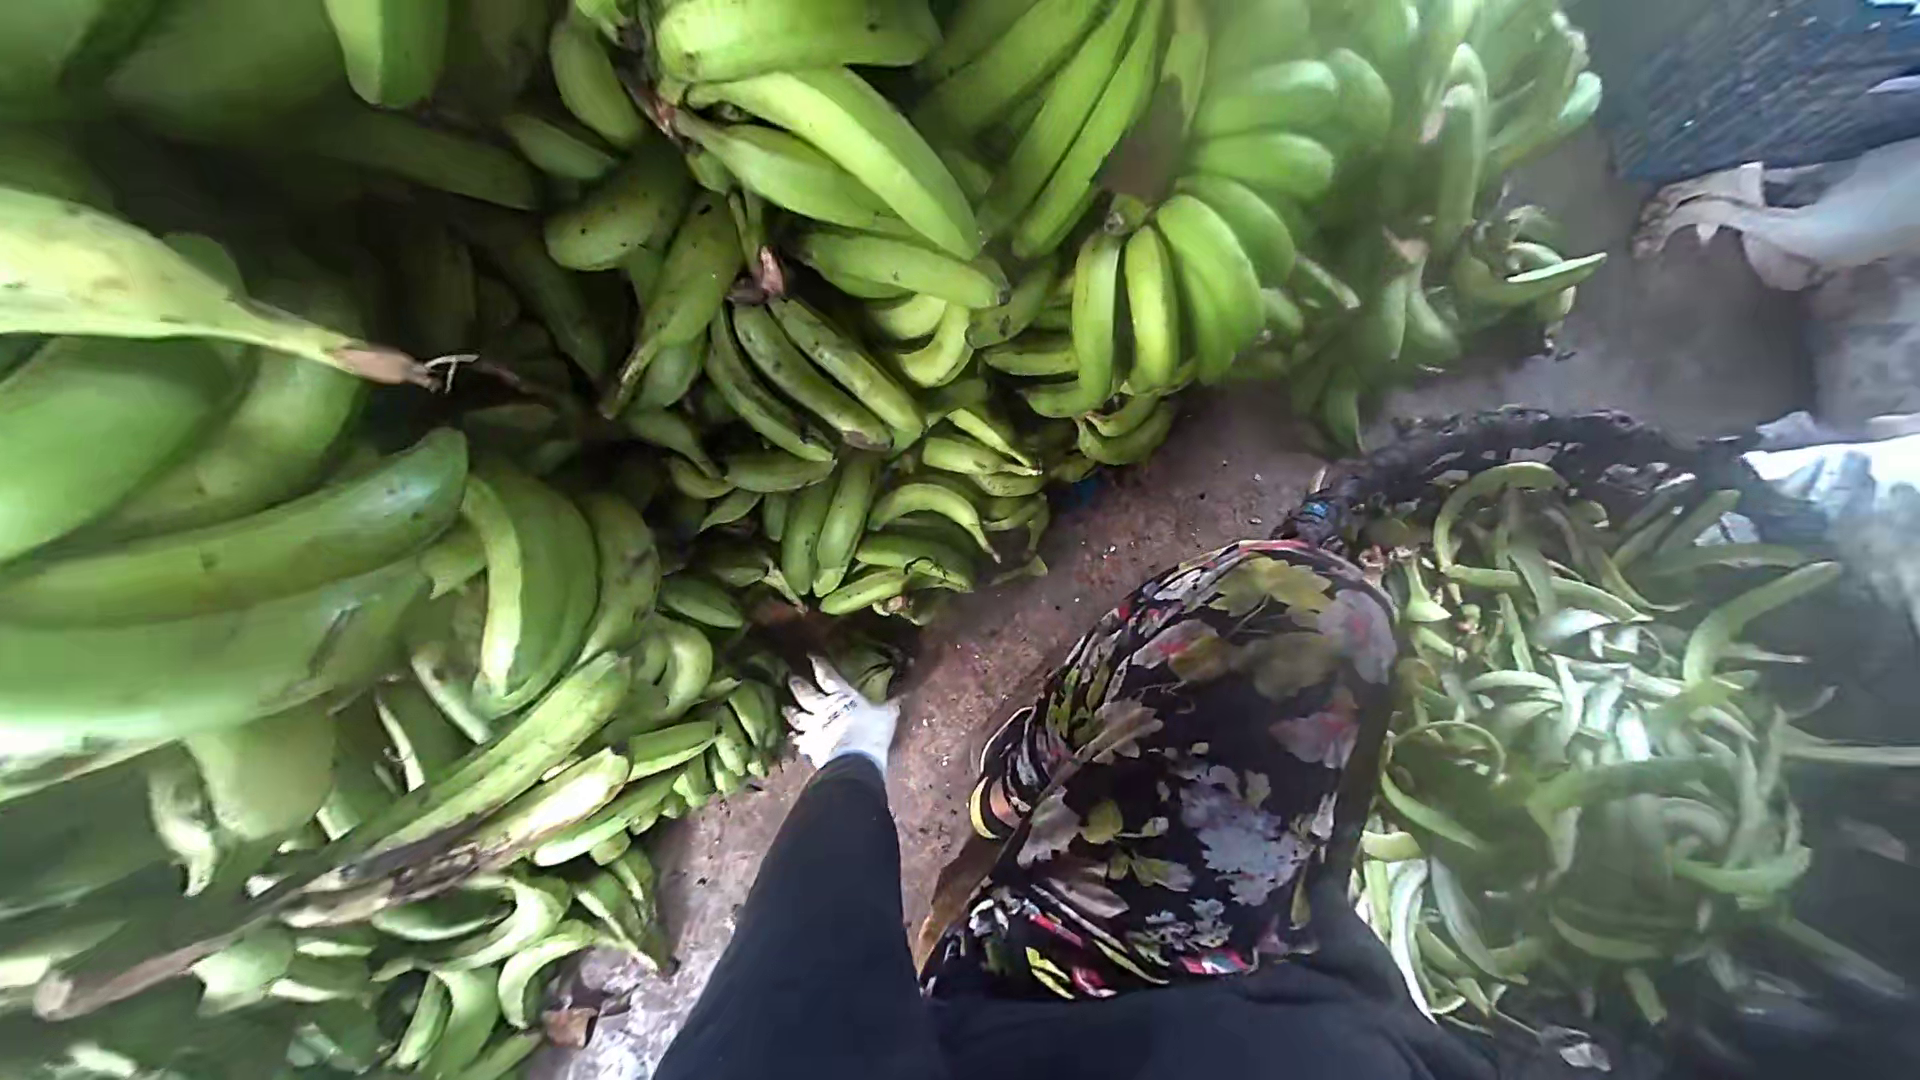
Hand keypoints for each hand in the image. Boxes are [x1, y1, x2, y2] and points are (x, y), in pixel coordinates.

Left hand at [784, 656, 900, 772]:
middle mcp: (823, 708)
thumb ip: (891, 705)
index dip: (819, 665)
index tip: (811, 655)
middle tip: (790, 677)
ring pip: (798, 717)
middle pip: (806, 694)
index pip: (827, 676)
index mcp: (842, 696)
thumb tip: (902, 695)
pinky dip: (796, 739)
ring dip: (791, 712)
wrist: (854, 759)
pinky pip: (800, 741)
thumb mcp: (887, 715)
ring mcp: (814, 728)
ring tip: (785, 707)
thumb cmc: (871, 732)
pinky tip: (793, 738)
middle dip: (798, 684)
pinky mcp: (810, 746)